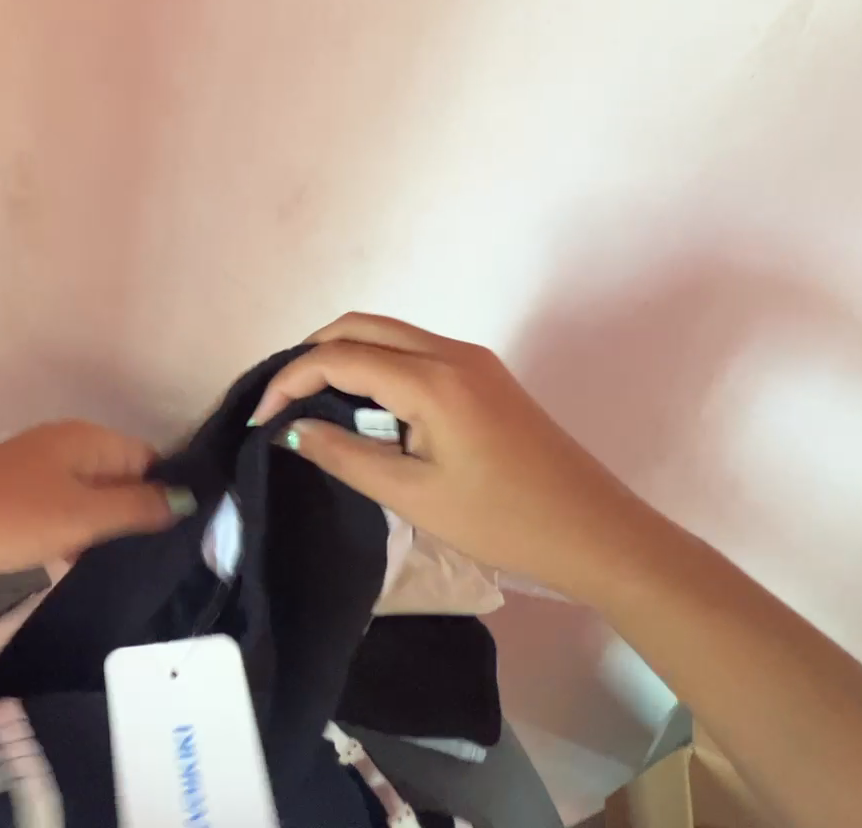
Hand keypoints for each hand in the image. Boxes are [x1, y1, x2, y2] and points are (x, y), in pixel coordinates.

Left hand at [0, 421, 194, 587]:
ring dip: (106, 527)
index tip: (194, 531)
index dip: (169, 488)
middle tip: (168, 556)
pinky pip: (61, 513)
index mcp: (83, 439)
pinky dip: (75, 535)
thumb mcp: (83, 515)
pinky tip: (82, 565)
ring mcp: (36, 473)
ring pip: (89, 497)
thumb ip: (137, 507)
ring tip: (133, 566)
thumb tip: (187, 498)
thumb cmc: (11, 518)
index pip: (145, 456)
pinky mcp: (16, 502)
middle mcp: (62, 447)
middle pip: (118, 475)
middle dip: (139, 511)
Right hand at [250, 313, 666, 597]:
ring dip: (341, 355)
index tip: (262, 419)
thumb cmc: (504, 521)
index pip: (339, 358)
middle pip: (359, 325)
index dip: (289, 381)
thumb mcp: (413, 496)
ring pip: (386, 332)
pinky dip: (372, 363)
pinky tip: (362, 403)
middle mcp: (450, 352)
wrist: (600, 535)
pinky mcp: (483, 374)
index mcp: (432, 381)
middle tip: (282, 399)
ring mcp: (471, 359)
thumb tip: (291, 430)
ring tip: (311, 399)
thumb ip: (343, 455)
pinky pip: (411, 349)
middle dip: (310, 354)